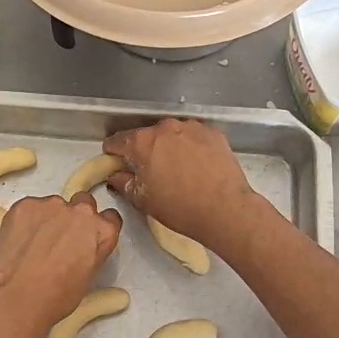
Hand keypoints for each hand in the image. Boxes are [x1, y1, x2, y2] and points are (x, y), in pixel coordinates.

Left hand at [0, 192, 122, 333]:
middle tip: (59, 237)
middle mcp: (82, 212)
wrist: (18, 297)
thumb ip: (90, 251)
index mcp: (103, 231)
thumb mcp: (88, 276)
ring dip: (47, 218)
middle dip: (74, 216)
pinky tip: (18, 240)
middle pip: (83, 203)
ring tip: (33, 242)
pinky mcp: (25, 204)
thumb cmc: (57, 298)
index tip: (86, 236)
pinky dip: (25, 220)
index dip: (96, 227)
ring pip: (53, 205)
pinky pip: (29, 207)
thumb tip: (80, 247)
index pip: (109, 218)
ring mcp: (52, 205)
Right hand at [103, 119, 258, 250]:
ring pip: (172, 134)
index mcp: (142, 142)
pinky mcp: (213, 133)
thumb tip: (117, 175)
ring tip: (178, 168)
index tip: (116, 161)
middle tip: (150, 171)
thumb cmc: (179, 207)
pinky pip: (194, 137)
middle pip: (146, 135)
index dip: (113, 152)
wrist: (225, 209)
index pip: (117, 141)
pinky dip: (191, 147)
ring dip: (169, 146)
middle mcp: (165, 128)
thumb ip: (123, 182)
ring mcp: (191, 128)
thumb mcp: (142, 200)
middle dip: (144, 150)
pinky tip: (197, 165)